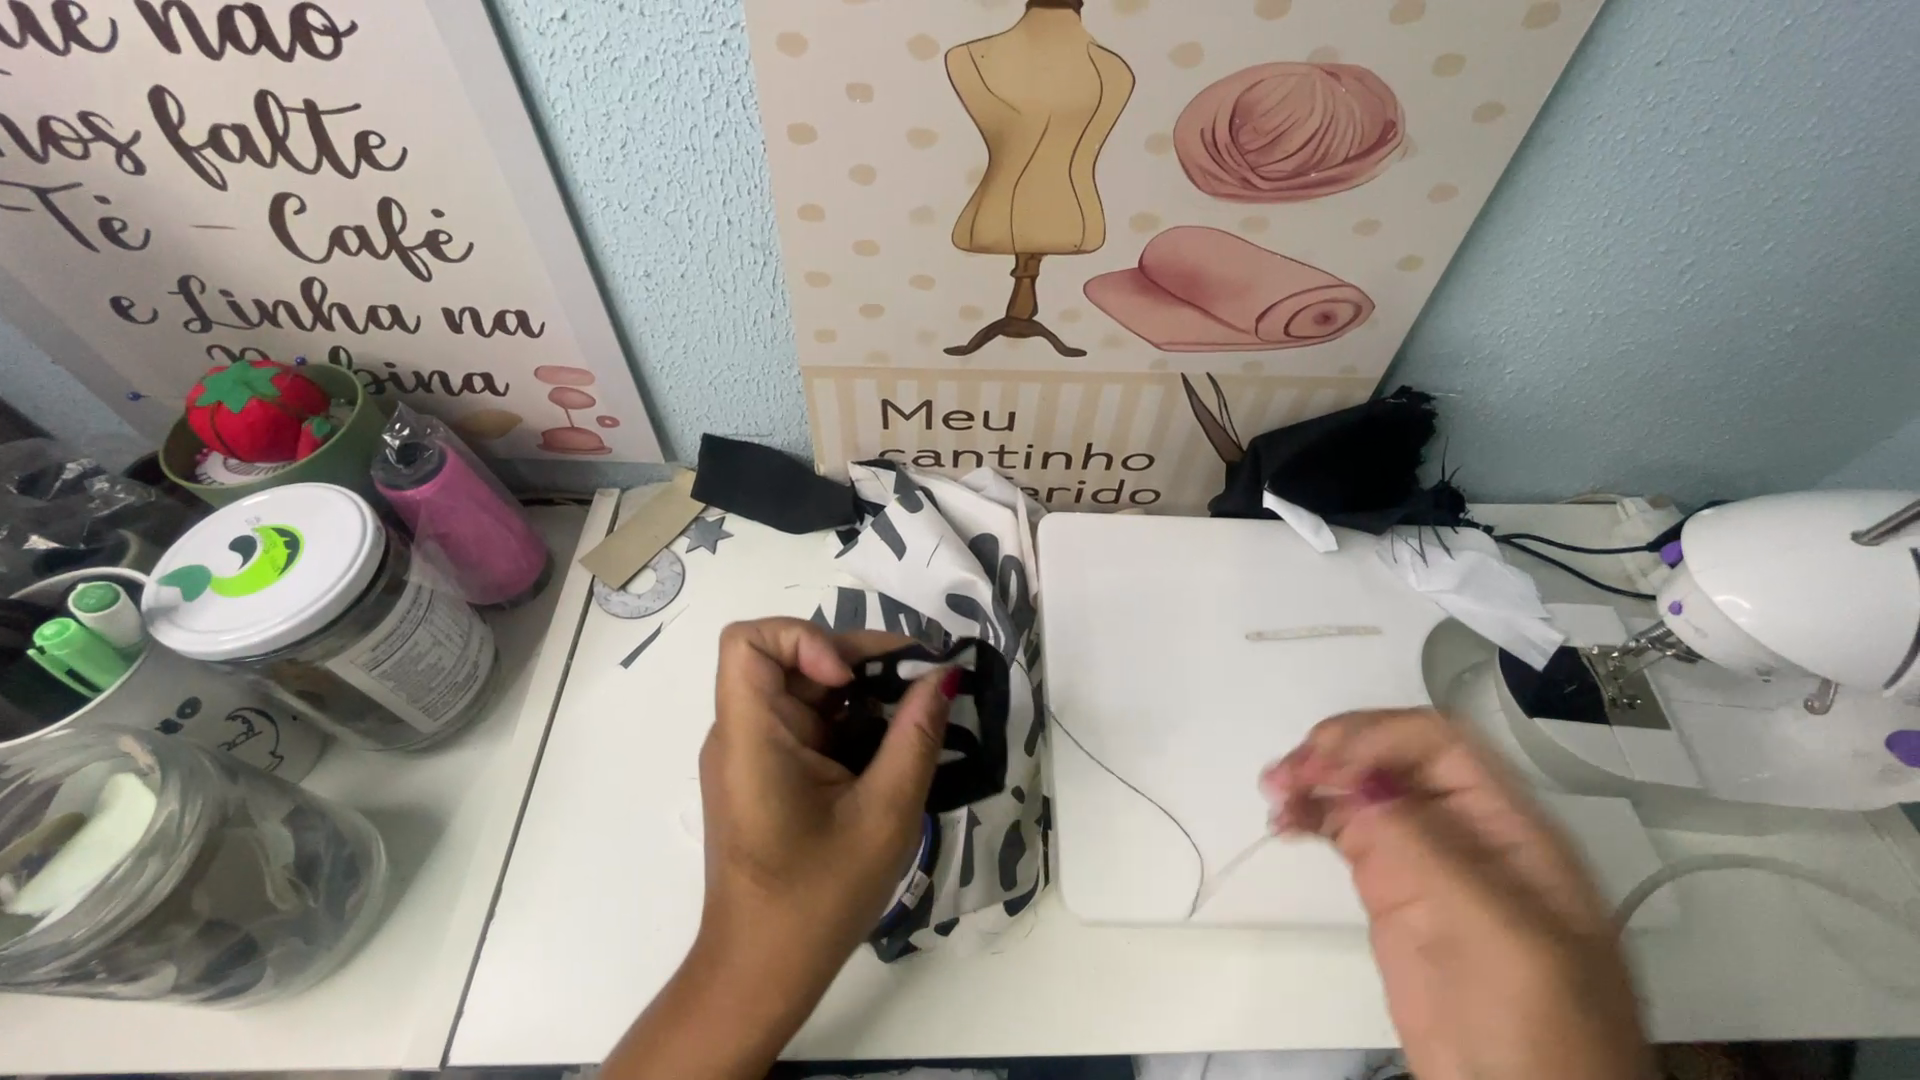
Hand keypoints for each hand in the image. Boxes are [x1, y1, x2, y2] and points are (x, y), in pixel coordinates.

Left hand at [606, 618, 952, 1079]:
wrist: (762, 972)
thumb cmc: (818, 900)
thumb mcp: (885, 816)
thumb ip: (915, 737)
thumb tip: (943, 675)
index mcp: (751, 738)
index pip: (749, 641)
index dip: (803, 638)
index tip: (851, 679)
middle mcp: (741, 734)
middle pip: (788, 658)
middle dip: (857, 659)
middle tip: (922, 679)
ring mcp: (752, 753)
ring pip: (802, 688)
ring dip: (860, 690)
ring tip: (917, 709)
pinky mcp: (767, 772)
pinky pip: (806, 721)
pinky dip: (850, 720)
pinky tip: (892, 743)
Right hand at [1262, 709, 1653, 1079]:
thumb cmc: (1544, 1032)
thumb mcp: (1503, 937)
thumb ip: (1433, 854)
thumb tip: (1355, 789)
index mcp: (1508, 827)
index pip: (1438, 744)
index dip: (1378, 739)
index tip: (1327, 766)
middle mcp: (1462, 828)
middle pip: (1390, 754)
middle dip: (1336, 751)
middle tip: (1288, 775)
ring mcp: (1422, 855)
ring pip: (1358, 785)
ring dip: (1313, 777)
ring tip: (1275, 792)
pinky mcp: (1388, 883)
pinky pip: (1341, 826)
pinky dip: (1307, 813)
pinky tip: (1284, 821)